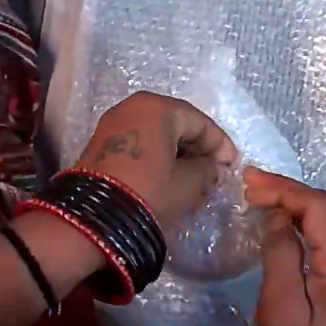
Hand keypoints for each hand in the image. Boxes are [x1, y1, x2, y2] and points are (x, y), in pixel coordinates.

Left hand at [75, 91, 236, 225]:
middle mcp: (133, 107)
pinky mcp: (100, 144)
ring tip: (193, 178)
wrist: (93, 218)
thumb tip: (213, 168)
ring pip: (156, 135)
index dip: (220, 145)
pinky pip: (139, 144)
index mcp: (158, 107)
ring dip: (177, 154)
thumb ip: (208, 171)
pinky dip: (156, 157)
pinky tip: (167, 177)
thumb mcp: (187, 184)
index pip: (200, 122)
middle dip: (197, 148)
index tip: (232, 166)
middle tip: (214, 172)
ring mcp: (112, 124)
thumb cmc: (148, 192)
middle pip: (176, 124)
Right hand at [246, 168, 325, 325]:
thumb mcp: (280, 303)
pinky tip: (282, 218)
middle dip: (290, 191)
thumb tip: (276, 215)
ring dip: (297, 202)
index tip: (250, 184)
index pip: (320, 209)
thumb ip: (280, 254)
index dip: (285, 190)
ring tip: (261, 195)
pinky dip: (304, 219)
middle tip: (250, 185)